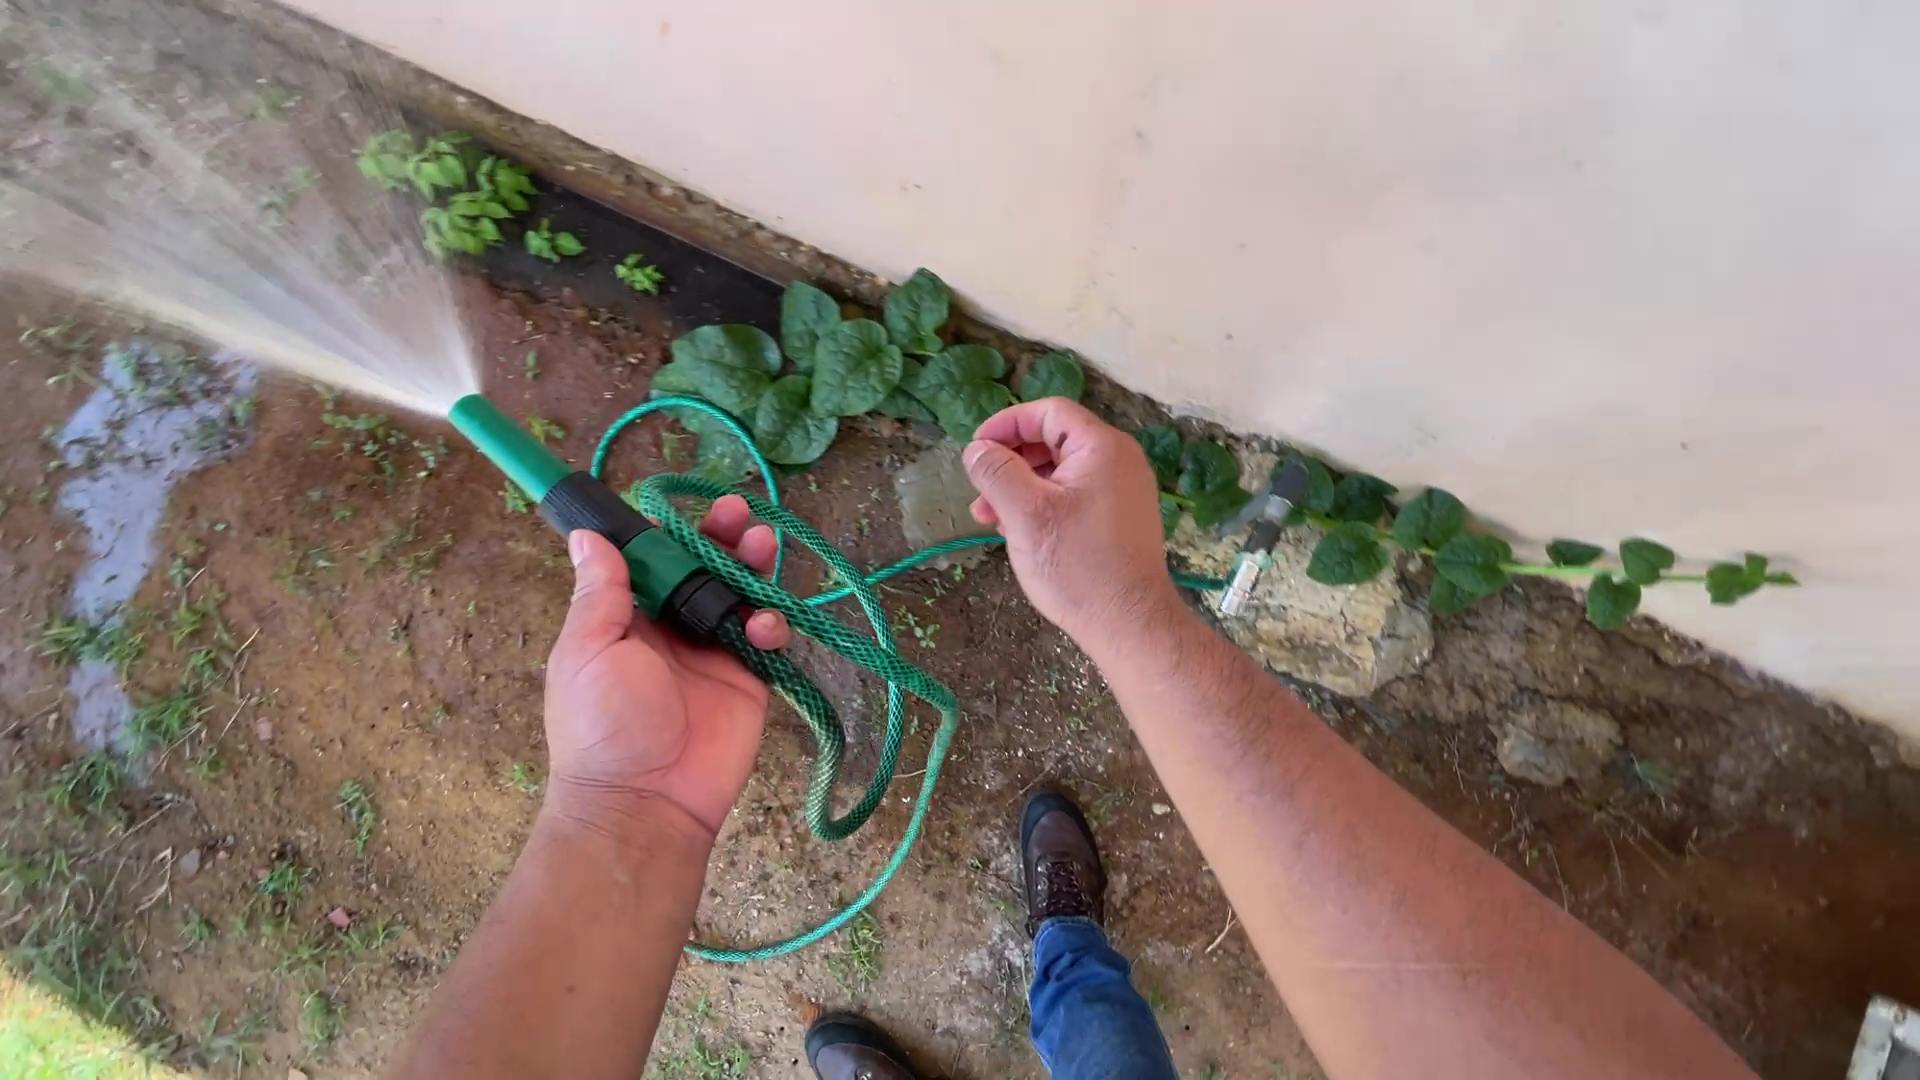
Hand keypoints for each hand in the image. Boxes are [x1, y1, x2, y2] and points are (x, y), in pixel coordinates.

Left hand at [542, 495, 790, 837]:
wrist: (647, 800)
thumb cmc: (605, 724)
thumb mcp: (586, 653)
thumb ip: (599, 593)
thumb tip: (585, 535)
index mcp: (630, 619)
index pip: (656, 562)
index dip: (672, 532)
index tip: (685, 506)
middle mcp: (674, 628)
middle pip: (705, 570)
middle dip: (721, 537)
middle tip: (737, 510)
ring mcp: (716, 651)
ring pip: (741, 595)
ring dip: (753, 565)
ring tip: (761, 540)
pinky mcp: (751, 676)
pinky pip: (767, 638)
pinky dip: (771, 623)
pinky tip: (764, 624)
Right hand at [963, 397, 1179, 646]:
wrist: (1128, 623)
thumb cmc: (1076, 565)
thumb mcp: (1025, 513)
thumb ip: (996, 471)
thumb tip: (977, 449)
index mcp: (1102, 447)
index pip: (1049, 412)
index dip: (1007, 423)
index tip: (976, 449)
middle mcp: (1118, 461)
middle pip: (1054, 440)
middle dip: (1010, 461)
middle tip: (980, 490)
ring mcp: (1122, 491)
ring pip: (1060, 472)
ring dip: (1020, 487)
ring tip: (990, 518)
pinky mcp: (1118, 519)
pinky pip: (1073, 496)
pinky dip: (1042, 505)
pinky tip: (1019, 532)